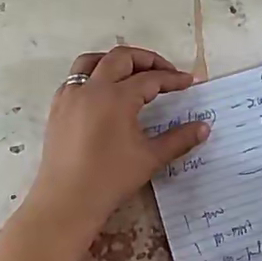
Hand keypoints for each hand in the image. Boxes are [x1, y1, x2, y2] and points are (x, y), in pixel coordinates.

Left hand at [27, 46, 209, 231]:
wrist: (67, 202)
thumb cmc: (111, 179)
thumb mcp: (150, 158)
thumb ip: (179, 139)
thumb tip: (204, 127)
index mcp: (116, 97)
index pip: (151, 79)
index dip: (172, 79)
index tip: (188, 82)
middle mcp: (91, 89)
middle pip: (121, 58)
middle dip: (147, 60)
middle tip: (165, 72)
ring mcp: (70, 97)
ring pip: (91, 61)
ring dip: (115, 61)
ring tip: (132, 73)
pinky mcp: (57, 109)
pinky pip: (75, 79)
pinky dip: (93, 76)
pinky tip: (103, 94)